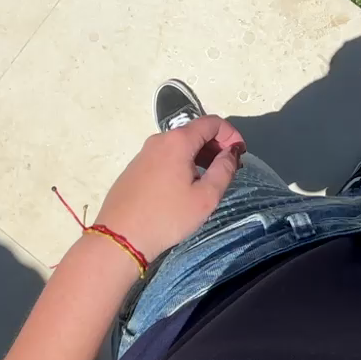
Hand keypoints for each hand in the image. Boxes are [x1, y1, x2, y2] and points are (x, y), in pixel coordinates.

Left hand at [93, 115, 245, 261]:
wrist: (120, 237)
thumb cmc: (167, 217)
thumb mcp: (205, 197)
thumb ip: (224, 170)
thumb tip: (231, 153)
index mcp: (178, 142)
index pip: (212, 122)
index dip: (231, 134)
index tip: (240, 154)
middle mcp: (159, 140)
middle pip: (195, 131)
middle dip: (216, 145)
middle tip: (229, 168)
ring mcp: (144, 153)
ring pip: (179, 145)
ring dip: (200, 155)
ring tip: (210, 180)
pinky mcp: (136, 167)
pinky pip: (166, 156)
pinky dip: (183, 162)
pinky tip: (185, 187)